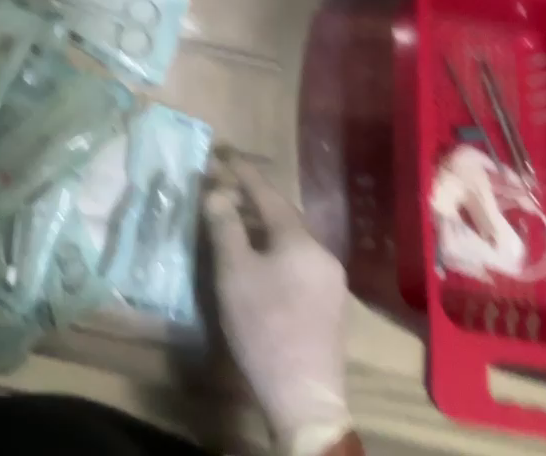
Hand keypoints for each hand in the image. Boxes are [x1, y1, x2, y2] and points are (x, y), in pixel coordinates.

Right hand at [203, 155, 352, 455]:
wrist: (303, 395)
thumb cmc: (263, 326)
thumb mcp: (233, 272)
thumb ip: (224, 226)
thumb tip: (215, 192)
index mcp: (300, 240)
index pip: (267, 193)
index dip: (241, 171)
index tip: (220, 152)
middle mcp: (322, 253)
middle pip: (281, 215)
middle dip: (250, 199)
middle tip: (219, 189)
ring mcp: (330, 281)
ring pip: (289, 239)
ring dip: (260, 226)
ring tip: (231, 222)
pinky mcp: (328, 305)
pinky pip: (296, 260)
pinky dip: (272, 249)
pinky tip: (255, 260)